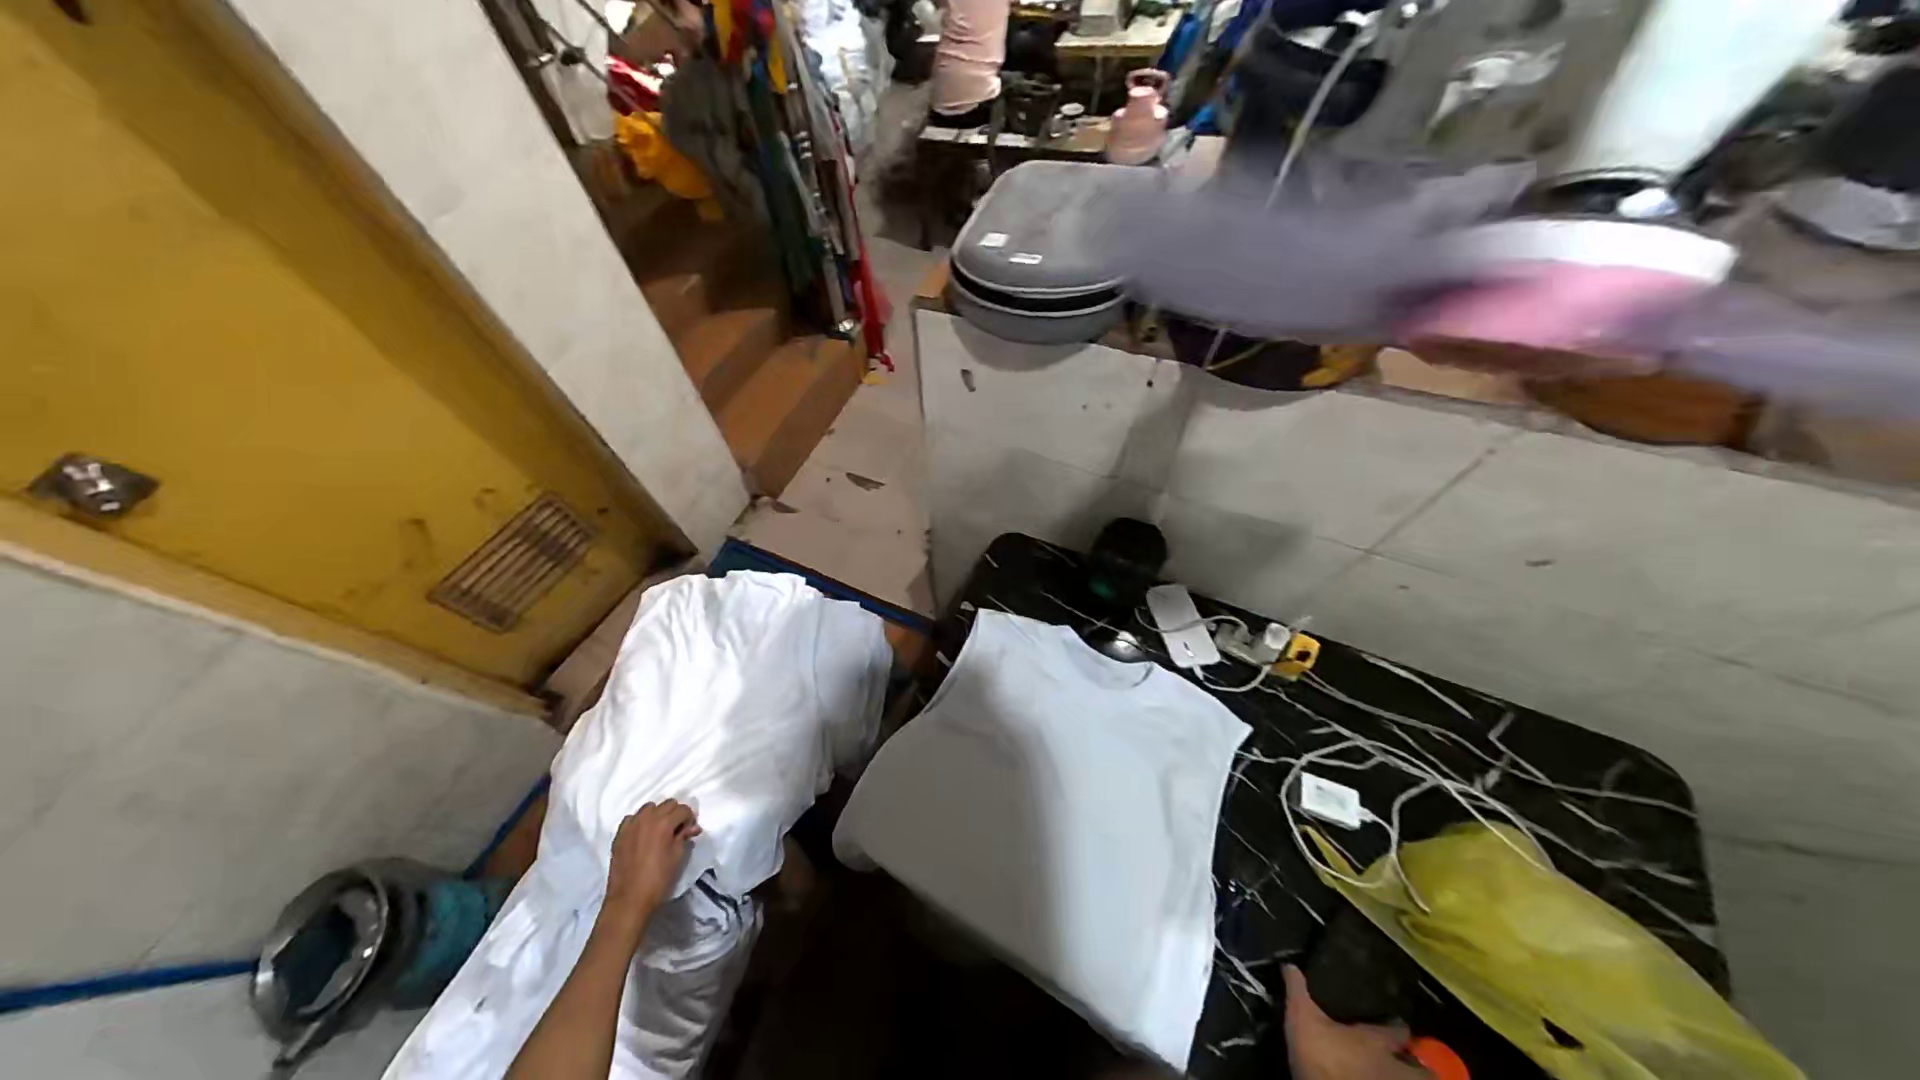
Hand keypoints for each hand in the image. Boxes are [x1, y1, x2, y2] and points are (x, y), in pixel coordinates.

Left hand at [601, 800, 700, 935]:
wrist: (629, 899)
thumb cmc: (658, 879)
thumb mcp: (678, 857)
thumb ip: (684, 837)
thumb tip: (693, 827)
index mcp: (664, 823)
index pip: (683, 809)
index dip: (689, 819)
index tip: (689, 832)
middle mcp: (647, 818)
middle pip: (667, 804)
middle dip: (675, 814)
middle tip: (677, 831)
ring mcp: (631, 825)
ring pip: (649, 808)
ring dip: (657, 815)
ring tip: (659, 831)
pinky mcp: (619, 835)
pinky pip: (632, 818)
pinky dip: (640, 822)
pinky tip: (642, 835)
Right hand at [1282, 966, 1432, 1079]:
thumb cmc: (1320, 1053)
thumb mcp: (1301, 1016)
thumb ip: (1297, 989)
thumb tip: (1289, 963)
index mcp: (1375, 1040)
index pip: (1399, 1031)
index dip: (1399, 1026)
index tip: (1396, 1021)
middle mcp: (1392, 1066)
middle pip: (1422, 1070)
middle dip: (1418, 1065)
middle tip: (1406, 1059)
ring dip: (1412, 1079)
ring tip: (1393, 1074)